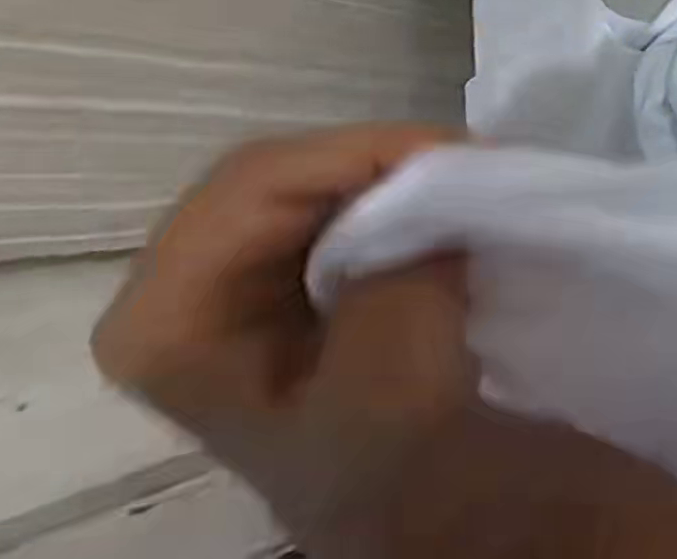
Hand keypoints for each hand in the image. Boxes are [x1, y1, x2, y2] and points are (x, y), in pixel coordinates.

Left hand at [95, 125, 676, 558]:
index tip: (465, 162)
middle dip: (390, 158)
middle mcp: (219, 301)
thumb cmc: (433, 486)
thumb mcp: (400, 401)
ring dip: (420, 174)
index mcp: (181, 330)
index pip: (246, 190)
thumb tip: (435, 192)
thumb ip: (394, 290)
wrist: (485, 524)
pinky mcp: (356, 292)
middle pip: (290, 176)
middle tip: (489, 168)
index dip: (357, 155)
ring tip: (495, 183)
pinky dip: (434, 192)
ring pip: (339, 186)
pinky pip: (381, 209)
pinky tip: (484, 207)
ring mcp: (290, 294)